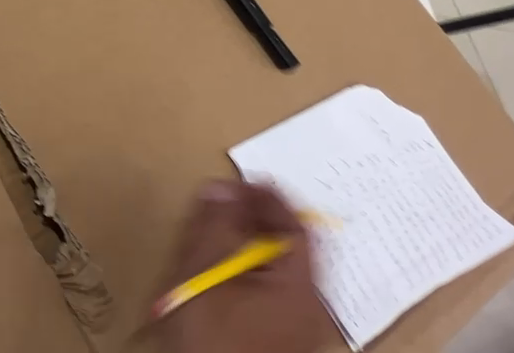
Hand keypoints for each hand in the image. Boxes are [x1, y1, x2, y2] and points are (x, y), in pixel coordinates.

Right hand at [157, 180, 326, 352]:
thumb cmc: (209, 334)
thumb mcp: (202, 272)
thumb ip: (214, 226)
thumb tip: (222, 188)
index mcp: (299, 289)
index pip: (297, 228)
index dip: (271, 196)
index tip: (241, 177)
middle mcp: (312, 308)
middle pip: (295, 248)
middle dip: (261, 217)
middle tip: (225, 199)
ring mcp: (302, 327)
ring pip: (286, 268)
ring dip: (255, 240)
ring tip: (218, 228)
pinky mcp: (286, 338)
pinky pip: (279, 287)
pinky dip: (256, 264)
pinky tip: (226, 267)